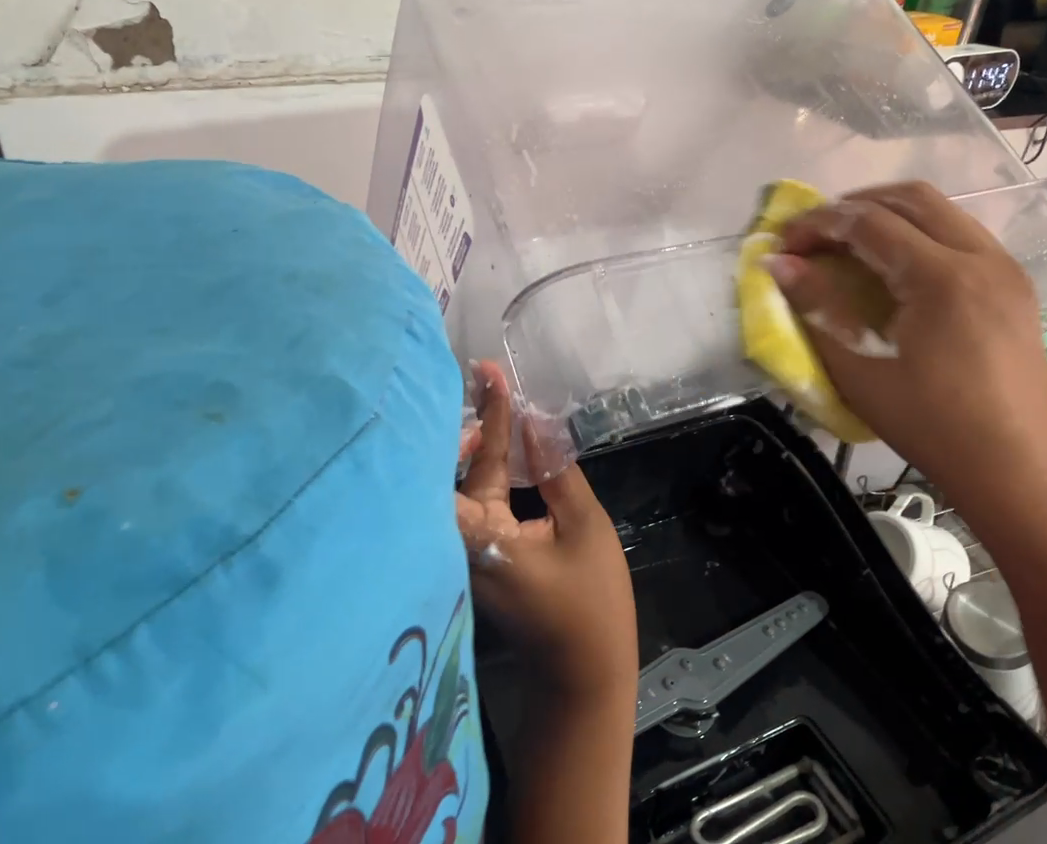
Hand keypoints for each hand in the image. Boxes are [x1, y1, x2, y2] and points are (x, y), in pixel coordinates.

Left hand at [456, 361, 637, 701]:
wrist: (581, 673)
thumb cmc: (590, 603)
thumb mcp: (584, 527)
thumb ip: (556, 471)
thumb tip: (536, 422)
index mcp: (484, 536)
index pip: (473, 463)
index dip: (482, 415)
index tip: (488, 373)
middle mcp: (461, 543)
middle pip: (455, 474)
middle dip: (470, 426)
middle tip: (484, 384)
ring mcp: (465, 554)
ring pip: (462, 489)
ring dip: (475, 448)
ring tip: (490, 404)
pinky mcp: (477, 560)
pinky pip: (474, 506)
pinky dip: (484, 474)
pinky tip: (497, 450)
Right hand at [762, 181, 1046, 493]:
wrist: (1021, 470)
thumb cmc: (933, 426)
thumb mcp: (861, 370)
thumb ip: (818, 309)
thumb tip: (780, 265)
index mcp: (942, 277)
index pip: (868, 222)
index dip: (818, 224)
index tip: (782, 244)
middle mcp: (981, 257)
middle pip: (910, 198)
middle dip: (853, 206)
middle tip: (813, 236)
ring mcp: (1005, 269)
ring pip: (941, 212)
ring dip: (888, 215)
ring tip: (847, 246)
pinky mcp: (1014, 287)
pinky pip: (960, 236)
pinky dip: (918, 235)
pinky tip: (893, 269)